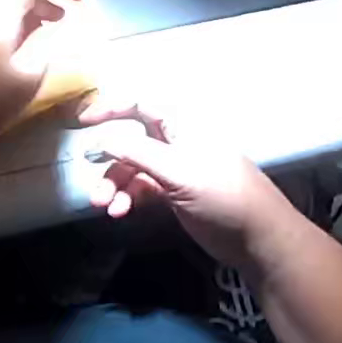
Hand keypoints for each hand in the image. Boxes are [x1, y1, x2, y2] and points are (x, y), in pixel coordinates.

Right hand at [78, 97, 307, 275]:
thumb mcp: (179, 171)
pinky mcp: (174, 193)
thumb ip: (138, 153)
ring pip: (133, 167)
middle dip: (109, 160)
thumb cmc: (224, 196)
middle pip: (132, 139)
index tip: (83, 122)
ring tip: (104, 206)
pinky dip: (128, 197)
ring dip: (114, 184)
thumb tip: (101, 140)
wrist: (258, 239)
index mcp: (184, 124)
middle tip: (91, 180)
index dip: (111, 107)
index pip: (141, 103)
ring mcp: (175, 168)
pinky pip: (142, 188)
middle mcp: (177, 141)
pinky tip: (120, 212)